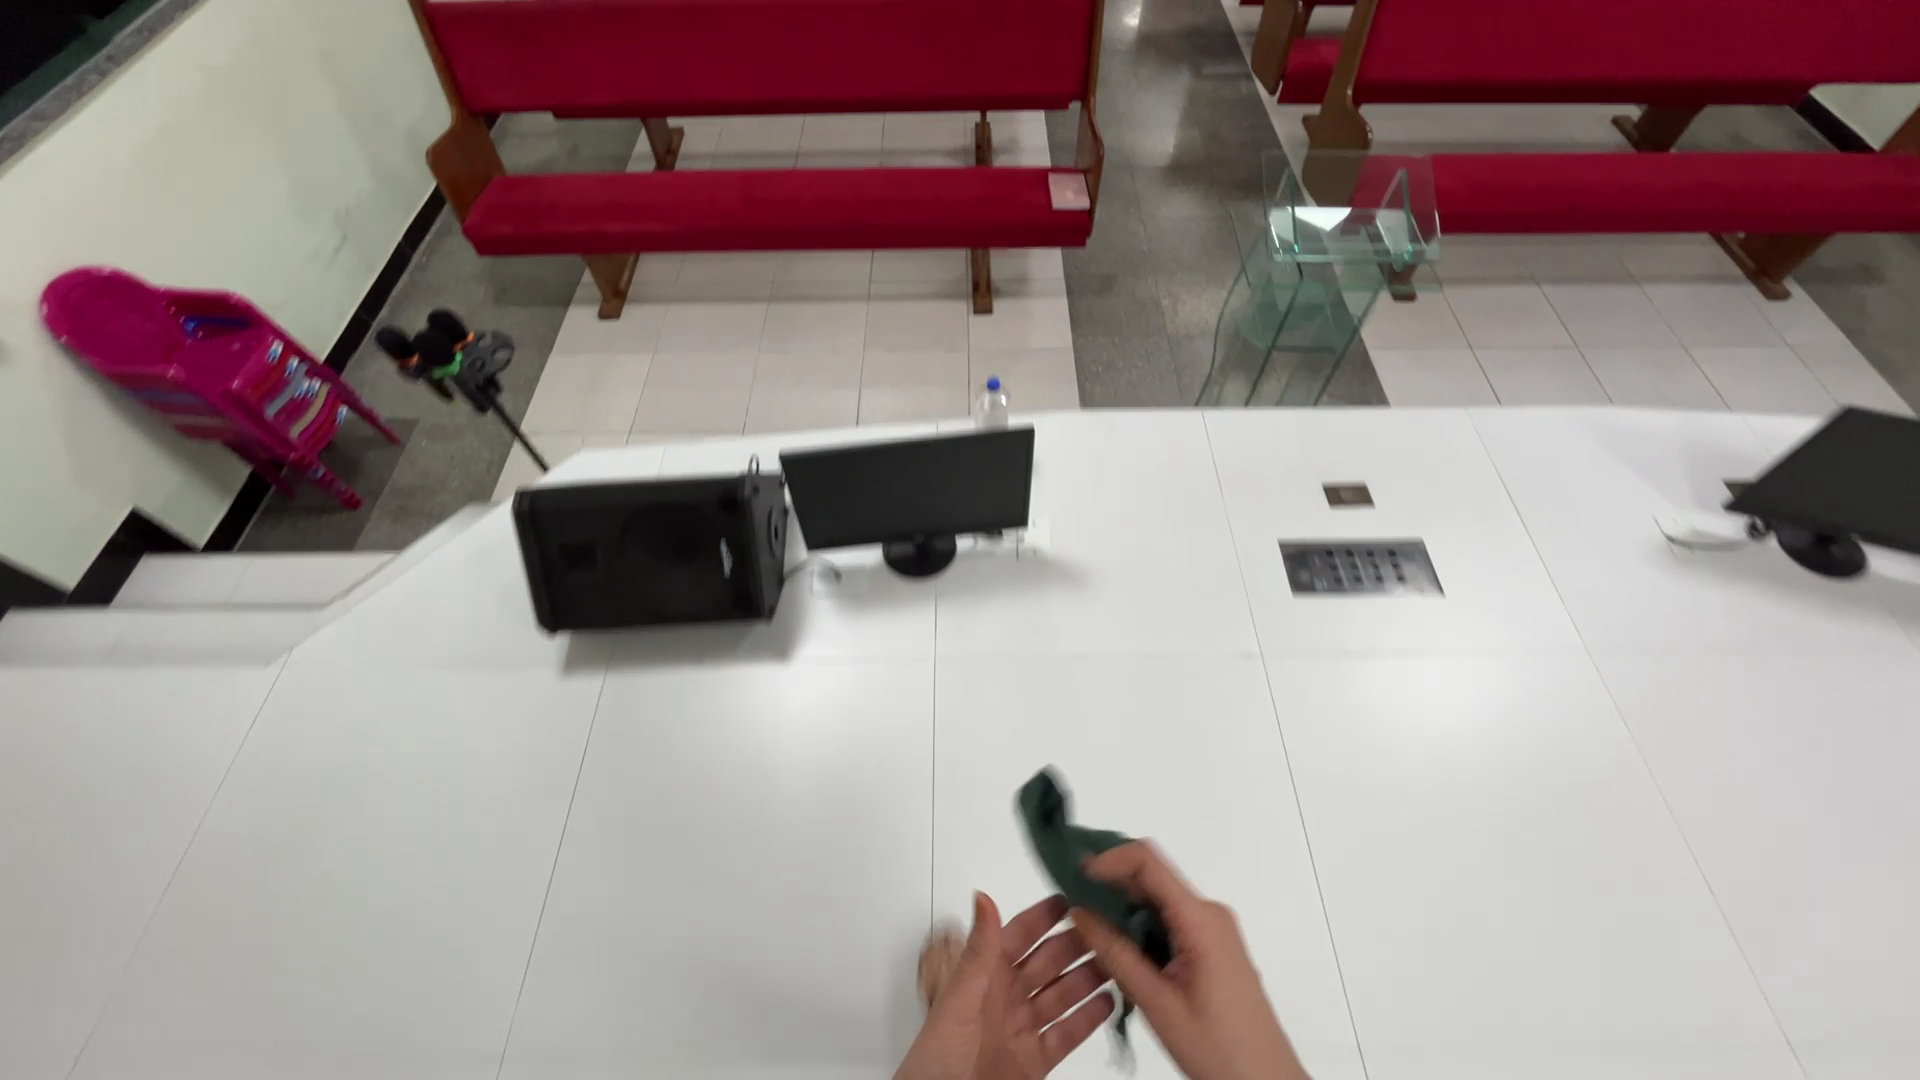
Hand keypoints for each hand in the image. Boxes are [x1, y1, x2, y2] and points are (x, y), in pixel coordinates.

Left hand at [895, 892, 1116, 1079]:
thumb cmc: (936, 1057)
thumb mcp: (958, 998)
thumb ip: (978, 951)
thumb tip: (984, 898)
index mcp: (984, 976)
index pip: (1019, 936)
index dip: (1043, 917)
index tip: (1071, 897)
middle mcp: (1005, 997)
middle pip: (1047, 963)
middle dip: (1075, 944)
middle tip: (1105, 927)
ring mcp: (1022, 1029)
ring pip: (1061, 995)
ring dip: (1087, 977)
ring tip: (1115, 961)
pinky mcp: (1034, 1062)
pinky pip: (1065, 1036)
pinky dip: (1087, 1020)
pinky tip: (1107, 1003)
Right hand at [1071, 842, 1309, 1079]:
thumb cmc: (1219, 1048)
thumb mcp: (1157, 1002)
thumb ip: (1116, 953)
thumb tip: (1077, 910)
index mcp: (1200, 918)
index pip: (1147, 861)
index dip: (1107, 858)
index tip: (1074, 874)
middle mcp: (1208, 913)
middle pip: (1150, 878)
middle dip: (1109, 885)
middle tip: (1072, 904)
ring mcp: (1212, 929)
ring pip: (1156, 901)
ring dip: (1123, 910)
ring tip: (1091, 933)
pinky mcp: (1211, 946)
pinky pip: (1168, 921)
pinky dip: (1140, 928)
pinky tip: (1120, 952)